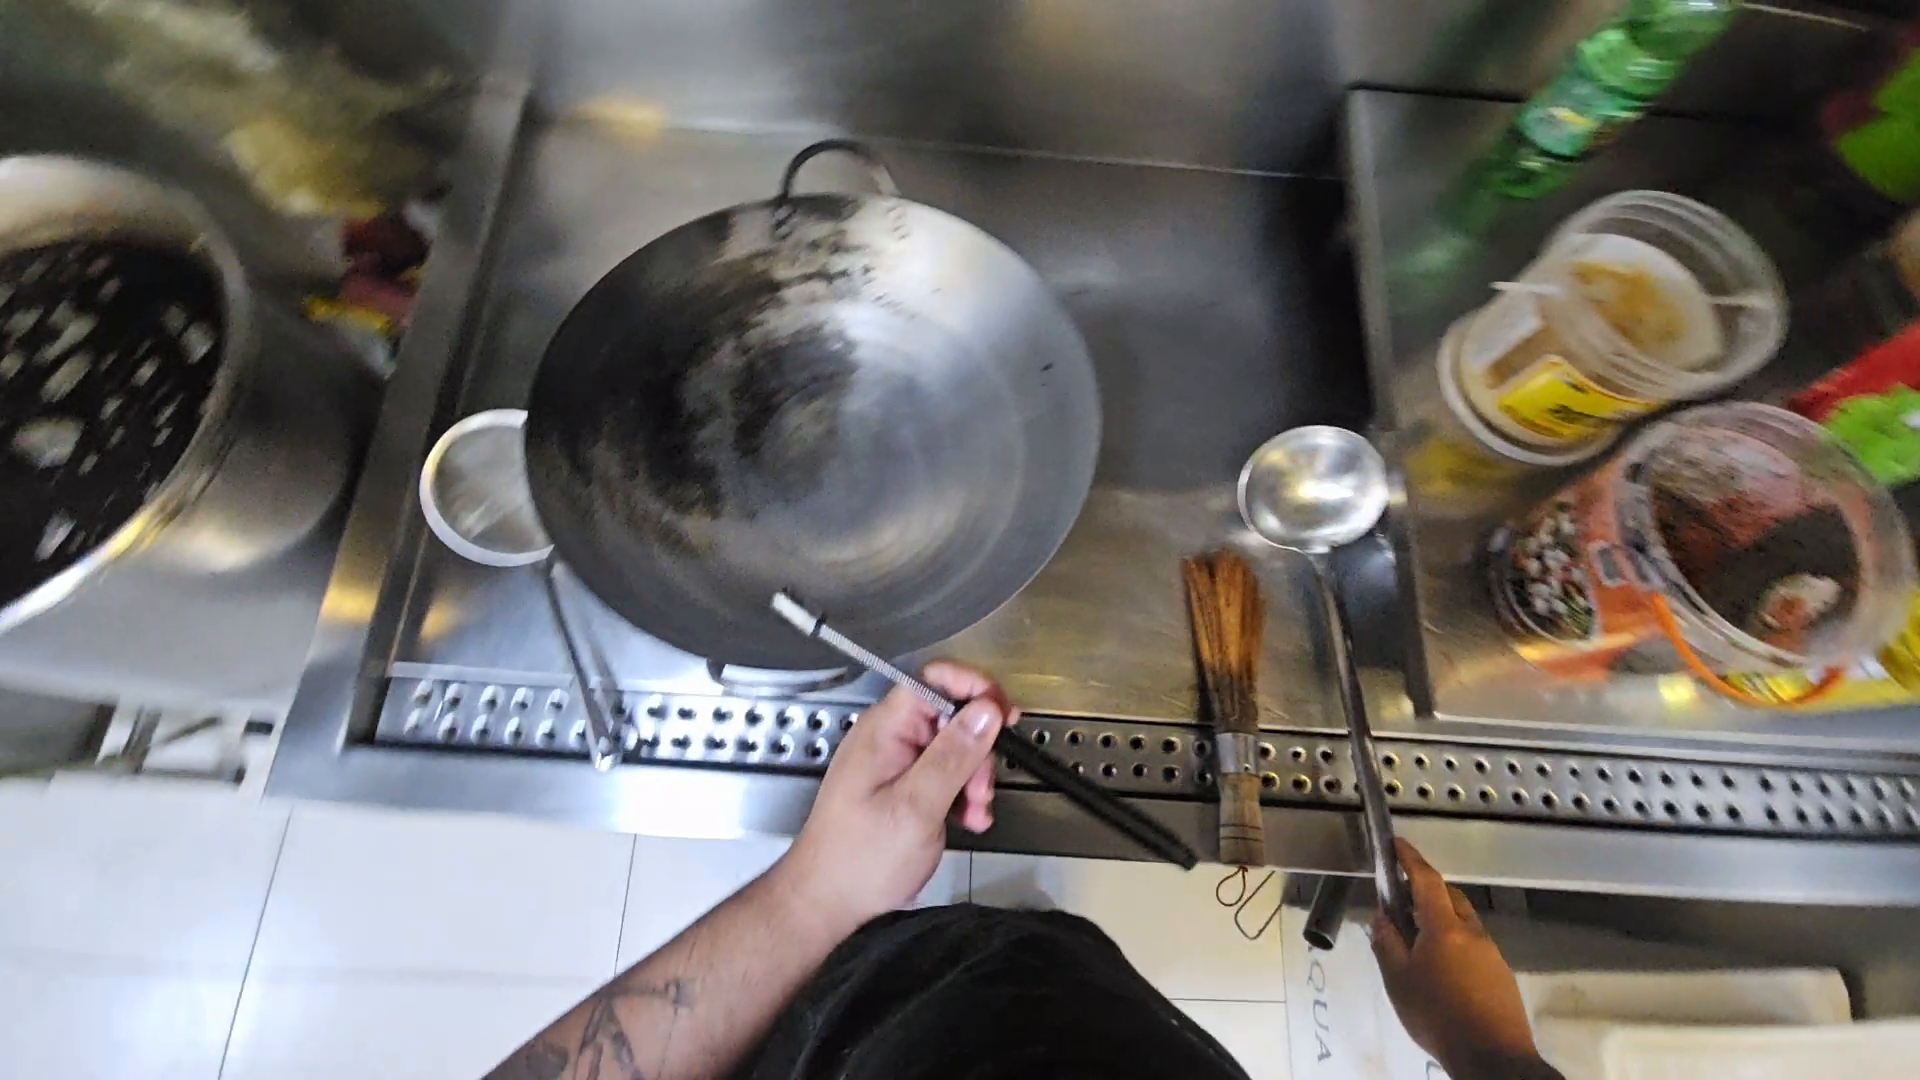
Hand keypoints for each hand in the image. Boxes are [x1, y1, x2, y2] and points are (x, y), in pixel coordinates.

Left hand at [775, 662, 1013, 929]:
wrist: (827, 904)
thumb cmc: (859, 860)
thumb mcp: (916, 807)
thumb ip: (953, 755)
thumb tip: (986, 711)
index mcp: (885, 728)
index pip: (934, 679)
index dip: (973, 688)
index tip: (1002, 712)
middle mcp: (890, 737)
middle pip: (951, 715)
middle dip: (978, 747)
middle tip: (982, 786)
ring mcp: (897, 761)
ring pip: (954, 747)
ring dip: (974, 777)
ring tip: (975, 810)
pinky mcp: (904, 785)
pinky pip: (945, 773)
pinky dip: (963, 794)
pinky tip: (968, 818)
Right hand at [1371, 840, 1546, 1078]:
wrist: (1494, 1063)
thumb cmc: (1438, 1015)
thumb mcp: (1397, 978)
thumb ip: (1386, 941)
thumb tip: (1383, 916)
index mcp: (1444, 928)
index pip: (1427, 879)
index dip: (1410, 858)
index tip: (1396, 843)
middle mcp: (1472, 934)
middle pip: (1450, 897)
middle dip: (1426, 889)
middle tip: (1401, 900)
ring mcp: (1492, 956)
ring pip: (1463, 922)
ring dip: (1440, 918)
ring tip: (1417, 941)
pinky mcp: (1502, 977)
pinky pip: (1473, 945)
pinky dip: (1454, 942)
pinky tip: (1440, 968)